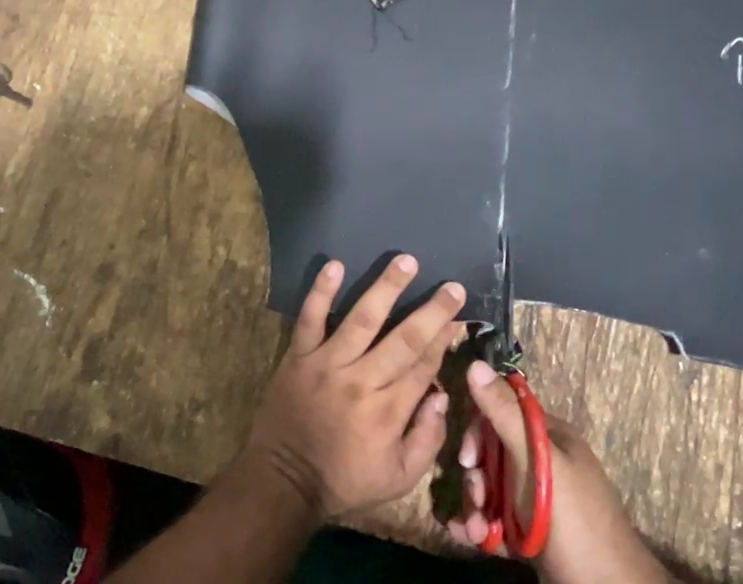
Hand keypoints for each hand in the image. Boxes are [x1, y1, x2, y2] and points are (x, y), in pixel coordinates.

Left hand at [240, 255, 466, 517]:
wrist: (283, 481)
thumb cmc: (344, 481)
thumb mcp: (398, 479)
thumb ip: (426, 439)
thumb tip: (442, 396)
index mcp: (388, 411)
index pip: (423, 365)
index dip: (444, 339)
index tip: (459, 315)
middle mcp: (361, 381)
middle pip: (403, 339)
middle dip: (431, 311)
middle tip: (452, 286)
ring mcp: (327, 364)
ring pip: (361, 318)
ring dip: (385, 288)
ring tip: (405, 261)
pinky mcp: (298, 357)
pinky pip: (309, 319)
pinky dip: (321, 291)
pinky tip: (335, 264)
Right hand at [450, 361, 671, 583]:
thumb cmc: (573, 521)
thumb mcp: (537, 461)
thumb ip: (505, 414)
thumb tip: (475, 363)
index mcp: (551, 438)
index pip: (504, 413)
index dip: (479, 431)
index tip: (468, 458)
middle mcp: (546, 464)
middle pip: (492, 455)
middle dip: (476, 479)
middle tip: (477, 501)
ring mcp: (540, 501)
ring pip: (493, 490)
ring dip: (476, 507)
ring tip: (475, 532)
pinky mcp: (534, 534)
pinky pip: (498, 520)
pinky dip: (481, 527)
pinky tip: (468, 538)